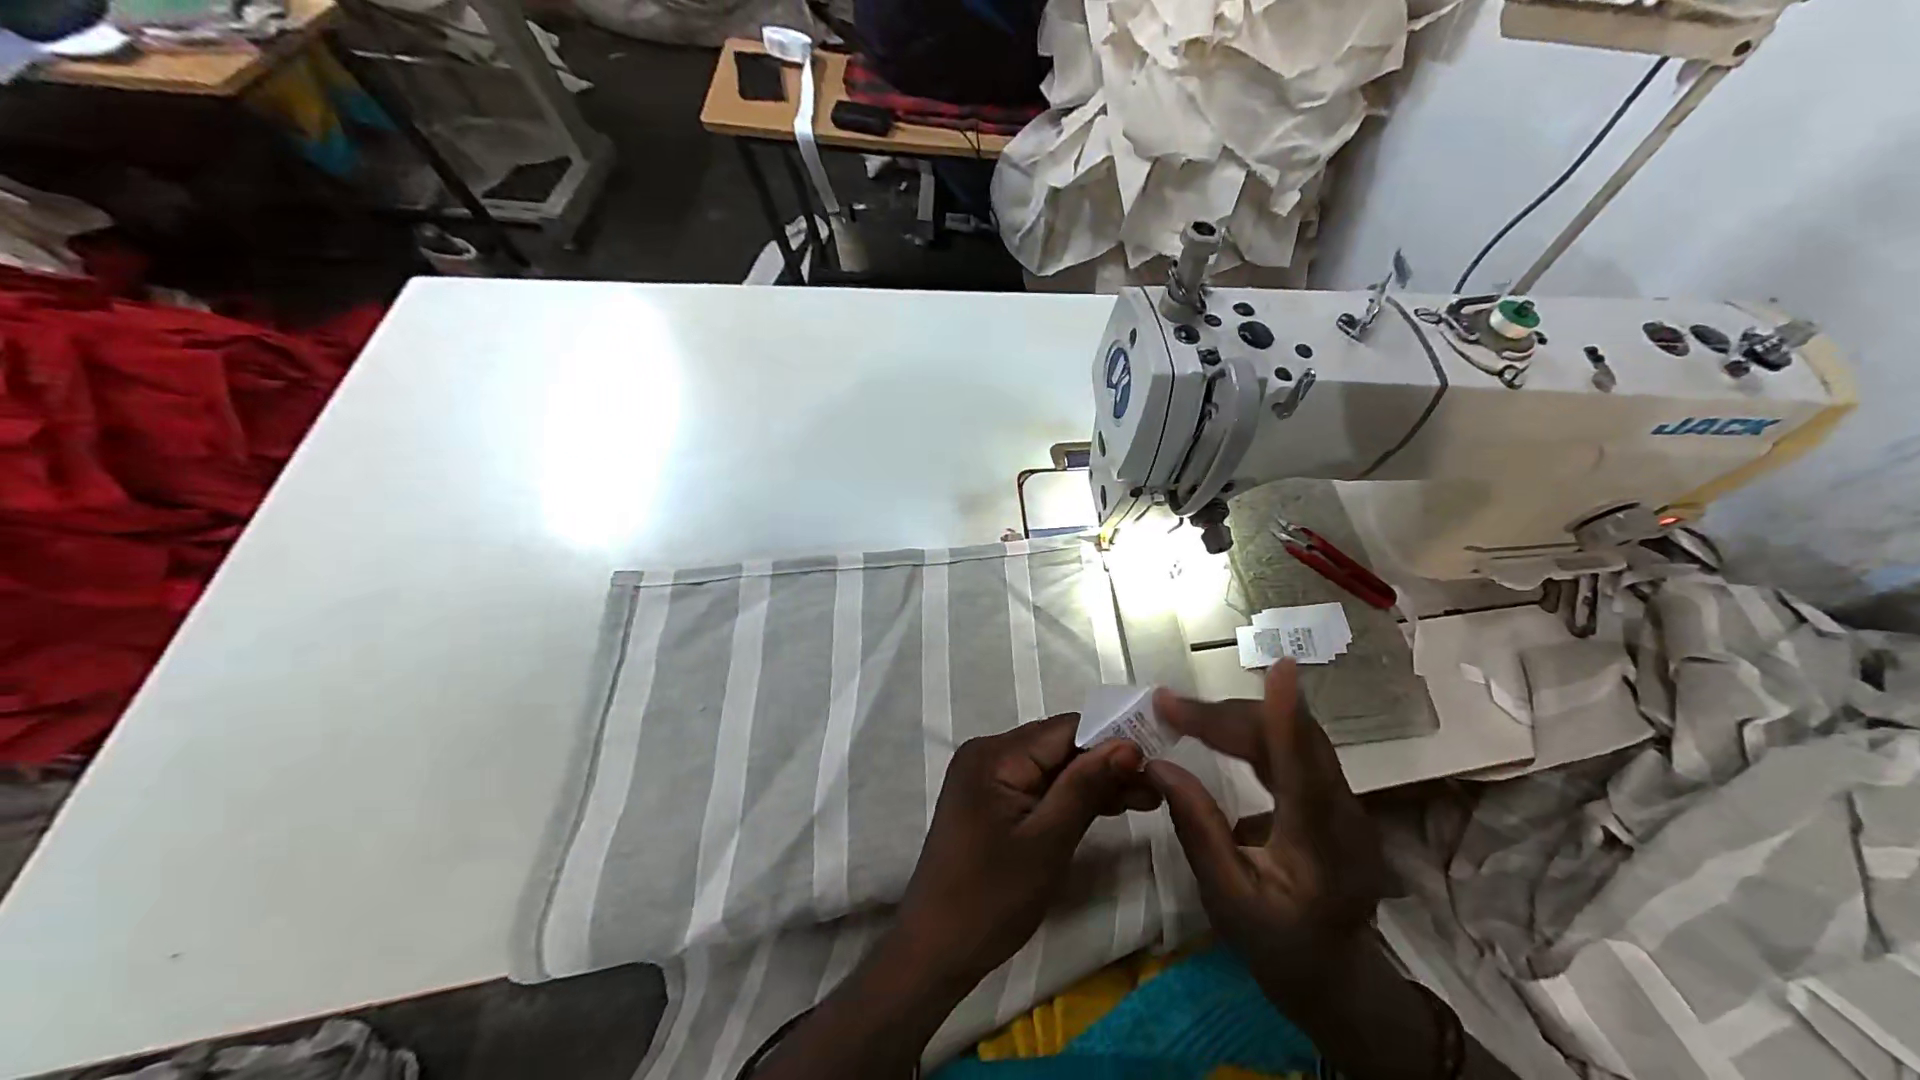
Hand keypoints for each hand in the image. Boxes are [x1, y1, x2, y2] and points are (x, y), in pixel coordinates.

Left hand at [895, 713, 1160, 985]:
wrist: (936, 949)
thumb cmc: (991, 898)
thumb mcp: (1047, 841)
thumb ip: (1086, 787)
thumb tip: (1128, 745)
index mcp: (994, 755)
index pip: (1066, 730)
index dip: (1113, 740)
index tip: (1156, 760)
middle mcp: (987, 754)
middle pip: (1059, 745)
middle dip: (1107, 763)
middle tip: (1156, 788)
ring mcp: (986, 778)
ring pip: (1052, 766)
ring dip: (1094, 781)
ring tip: (1145, 799)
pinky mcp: (991, 801)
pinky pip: (1038, 785)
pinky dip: (1071, 796)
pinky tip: (1108, 807)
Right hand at [1143, 660, 1392, 1011]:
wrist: (1333, 972)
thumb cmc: (1276, 943)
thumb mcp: (1226, 896)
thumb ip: (1197, 828)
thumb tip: (1159, 765)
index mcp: (1321, 848)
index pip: (1305, 772)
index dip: (1289, 719)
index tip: (1278, 669)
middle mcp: (1344, 815)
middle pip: (1291, 741)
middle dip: (1226, 716)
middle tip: (1166, 706)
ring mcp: (1345, 804)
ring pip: (1292, 738)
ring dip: (1234, 719)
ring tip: (1178, 712)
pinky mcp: (1333, 796)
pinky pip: (1292, 748)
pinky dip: (1249, 731)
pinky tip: (1212, 728)